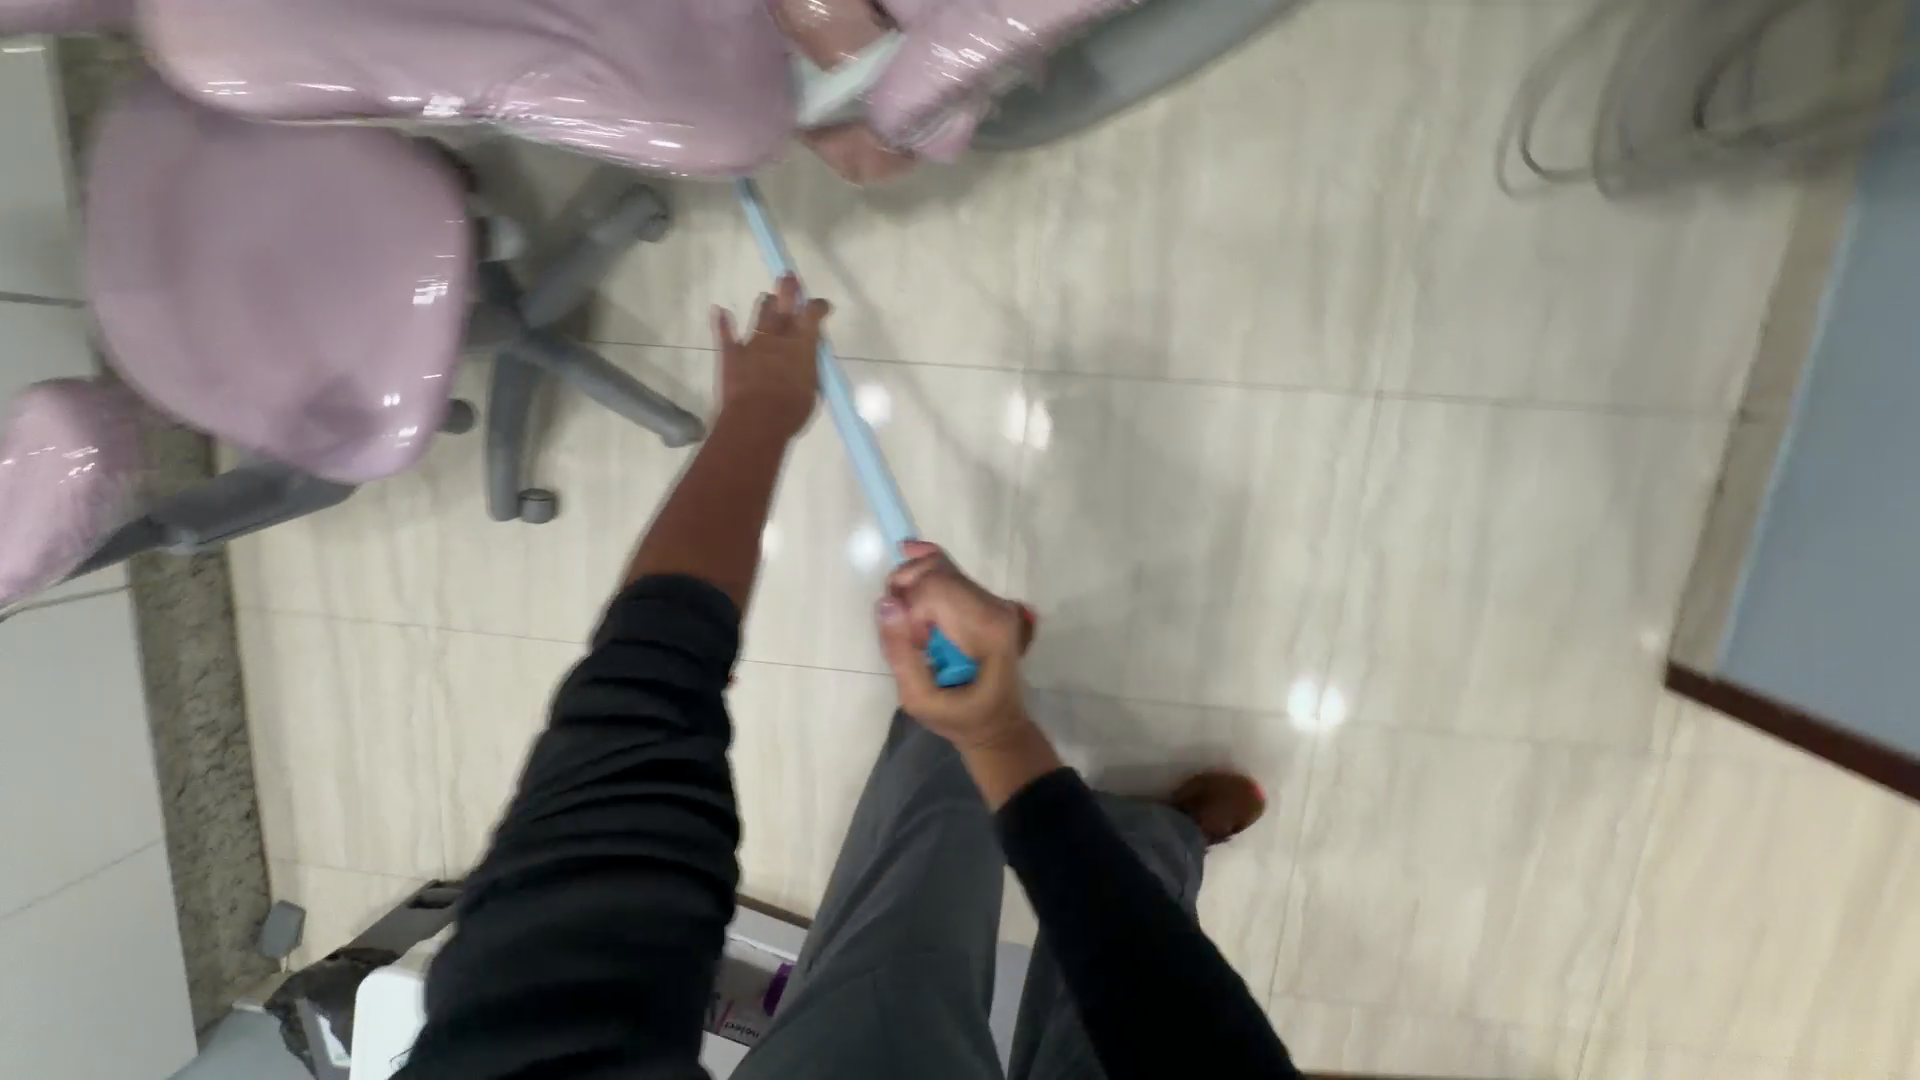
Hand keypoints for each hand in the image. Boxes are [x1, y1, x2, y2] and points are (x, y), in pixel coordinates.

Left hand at [712, 274, 829, 439]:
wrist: (755, 420)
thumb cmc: (791, 411)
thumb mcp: (813, 390)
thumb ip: (809, 368)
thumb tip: (807, 359)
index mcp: (802, 346)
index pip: (812, 316)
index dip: (817, 307)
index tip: (822, 304)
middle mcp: (777, 338)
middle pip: (783, 308)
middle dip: (788, 290)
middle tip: (788, 276)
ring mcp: (752, 344)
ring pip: (759, 317)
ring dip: (763, 305)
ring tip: (766, 296)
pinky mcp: (731, 355)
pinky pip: (725, 335)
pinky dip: (722, 323)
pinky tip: (719, 311)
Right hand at [875, 542, 1034, 751]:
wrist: (997, 725)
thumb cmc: (960, 718)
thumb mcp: (919, 699)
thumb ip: (900, 652)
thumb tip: (886, 603)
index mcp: (986, 630)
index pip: (936, 590)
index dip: (910, 610)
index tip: (914, 644)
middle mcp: (996, 607)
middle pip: (938, 570)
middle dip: (906, 587)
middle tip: (897, 623)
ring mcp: (995, 601)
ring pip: (941, 566)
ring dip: (912, 585)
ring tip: (907, 618)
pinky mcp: (987, 602)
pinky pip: (949, 574)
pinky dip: (923, 579)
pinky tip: (908, 578)